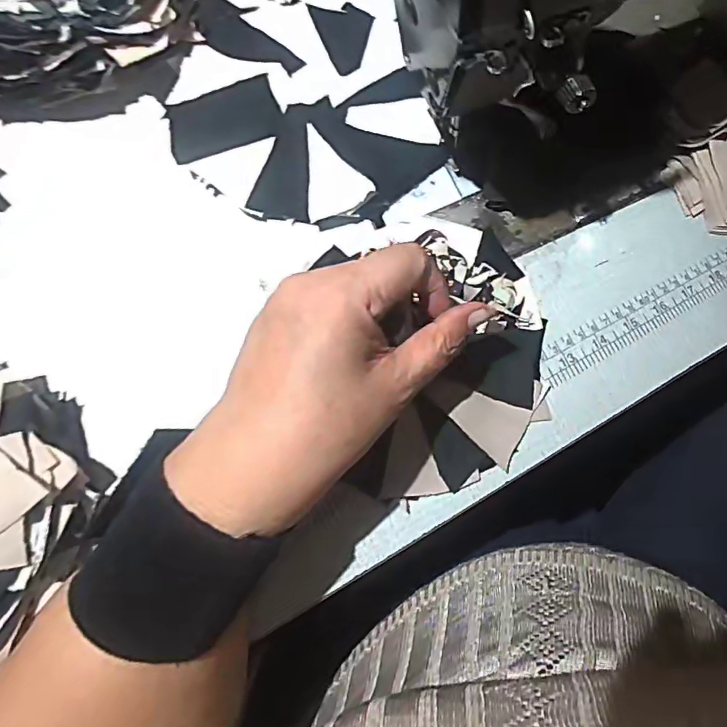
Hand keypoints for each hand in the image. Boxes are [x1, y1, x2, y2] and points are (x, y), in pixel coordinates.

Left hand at [163, 245, 492, 535]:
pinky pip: (329, 292)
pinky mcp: (275, 310)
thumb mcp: (397, 385)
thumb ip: (443, 340)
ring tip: (372, 359)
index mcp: (340, 292)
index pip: (411, 256)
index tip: (433, 328)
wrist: (246, 471)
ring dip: (380, 307)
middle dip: (407, 300)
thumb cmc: (322, 432)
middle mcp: (309, 279)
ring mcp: (287, 293)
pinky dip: (351, 313)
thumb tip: (480, 312)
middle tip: (404, 350)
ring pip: (358, 278)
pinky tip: (343, 359)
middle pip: (383, 264)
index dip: (435, 288)